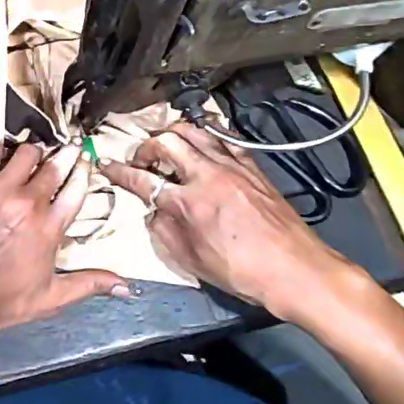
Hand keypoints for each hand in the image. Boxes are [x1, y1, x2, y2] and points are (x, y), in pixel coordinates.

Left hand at [0, 141, 128, 342]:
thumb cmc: (3, 301)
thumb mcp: (51, 298)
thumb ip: (90, 284)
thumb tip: (128, 288)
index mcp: (50, 228)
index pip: (76, 187)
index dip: (83, 170)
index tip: (85, 159)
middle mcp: (29, 204)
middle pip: (55, 165)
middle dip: (64, 155)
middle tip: (66, 148)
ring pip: (26, 153)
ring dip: (33, 152)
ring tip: (32, 157)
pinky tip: (0, 155)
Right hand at [102, 124, 364, 321]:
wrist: (294, 269)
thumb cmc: (243, 271)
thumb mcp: (190, 260)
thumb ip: (164, 231)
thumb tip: (155, 212)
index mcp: (188, 202)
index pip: (143, 179)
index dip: (120, 172)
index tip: (108, 166)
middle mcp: (208, 175)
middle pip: (167, 142)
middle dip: (146, 146)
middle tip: (140, 158)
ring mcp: (233, 167)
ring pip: (196, 131)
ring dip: (174, 133)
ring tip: (167, 143)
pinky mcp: (252, 167)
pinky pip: (224, 139)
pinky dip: (207, 136)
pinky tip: (203, 143)